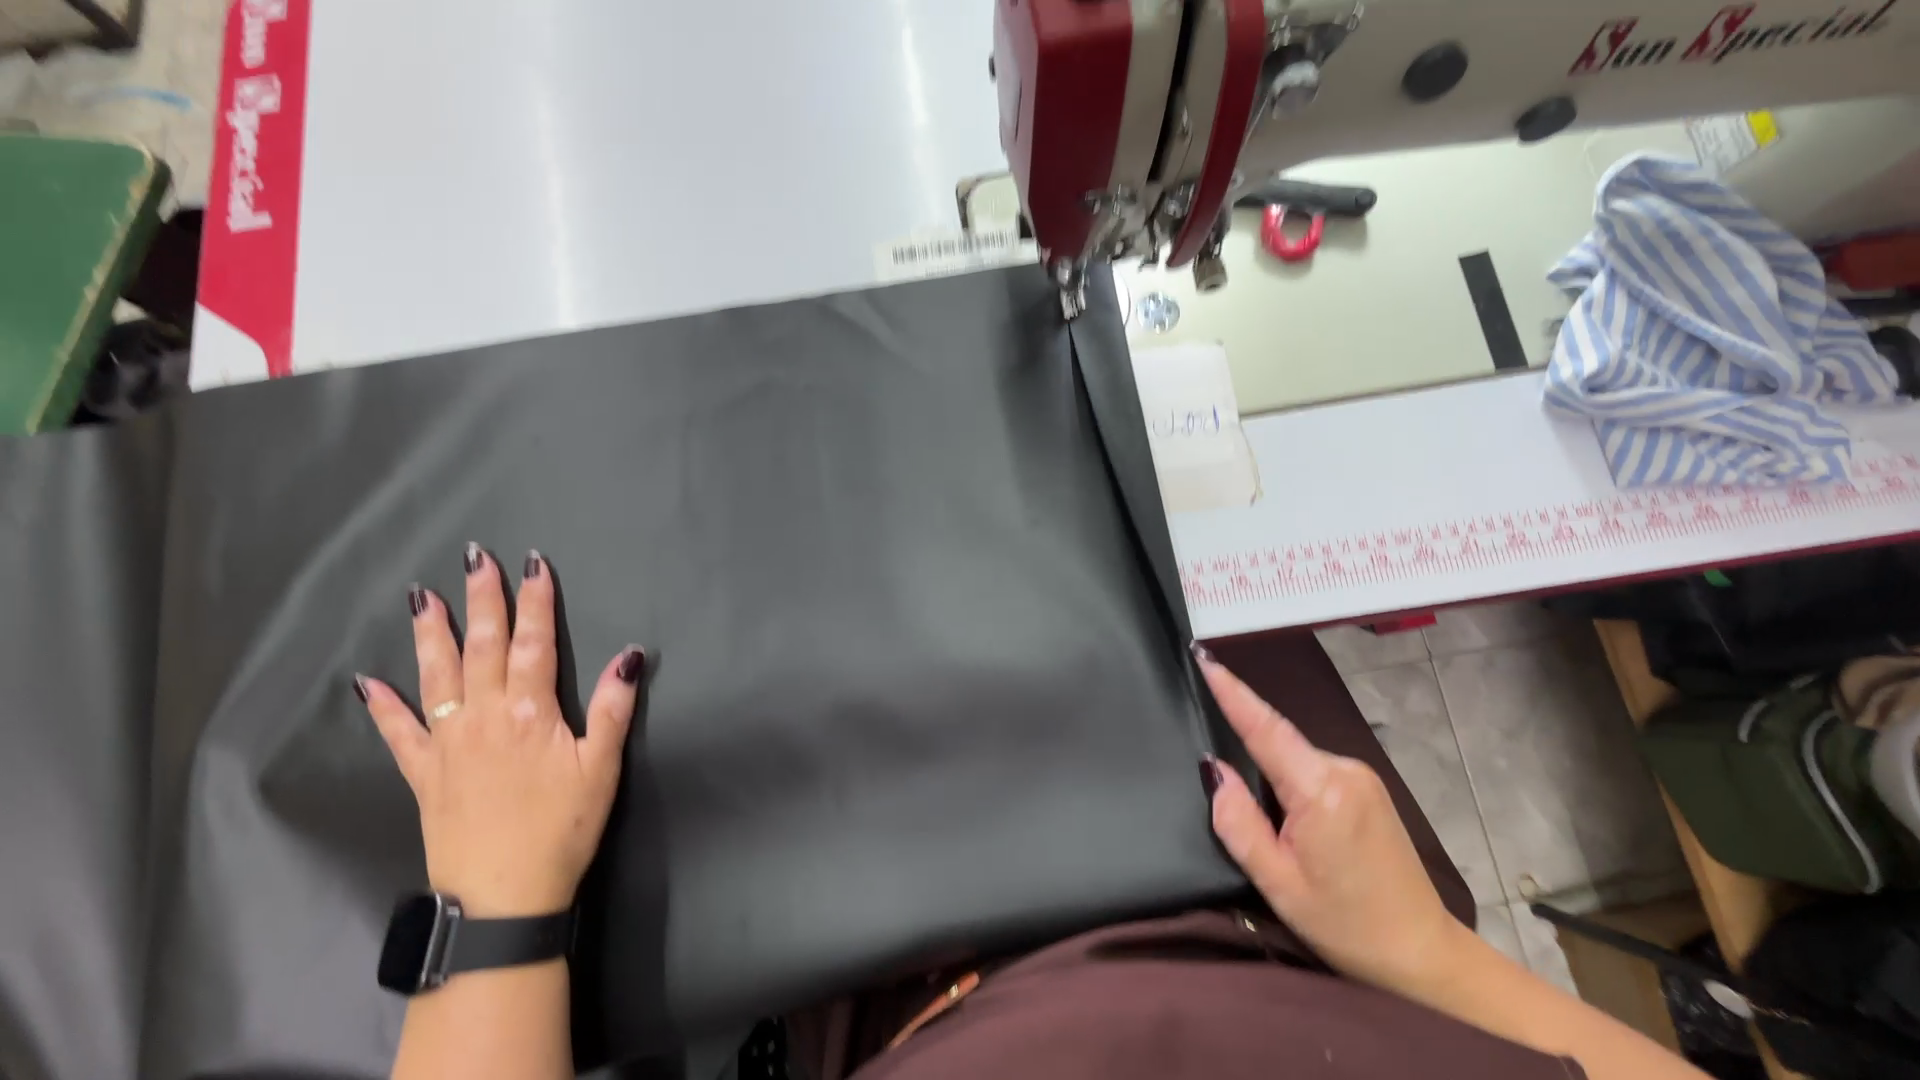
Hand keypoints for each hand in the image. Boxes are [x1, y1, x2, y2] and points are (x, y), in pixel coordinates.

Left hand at [358, 545, 642, 916]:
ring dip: (432, 634)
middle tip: (475, 558)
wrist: (503, 896)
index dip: (535, 601)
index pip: (533, 643)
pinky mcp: (424, 774)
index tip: (532, 564)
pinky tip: (366, 682)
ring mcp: (447, 744)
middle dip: (482, 600)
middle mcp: (483, 716)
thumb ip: (614, 708)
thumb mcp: (603, 769)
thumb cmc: (562, 829)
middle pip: (482, 647)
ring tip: (423, 598)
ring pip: (437, 676)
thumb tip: (630, 654)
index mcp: (530, 712)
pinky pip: (398, 733)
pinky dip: (382, 706)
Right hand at [1194, 645, 1474, 994]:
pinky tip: (1298, 834)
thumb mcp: (1277, 882)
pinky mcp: (1369, 788)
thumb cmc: (1346, 925)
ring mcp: (1362, 776)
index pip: (1265, 728)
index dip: (1232, 691)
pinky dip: (1293, 789)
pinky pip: (1313, 771)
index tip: (1204, 657)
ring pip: (1295, 760)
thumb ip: (1237, 821)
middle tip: (1239, 814)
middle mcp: (1345, 769)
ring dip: (1273, 782)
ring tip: (1279, 843)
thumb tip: (1213, 769)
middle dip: (1248, 760)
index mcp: (1321, 791)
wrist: (1422, 955)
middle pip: (1278, 744)